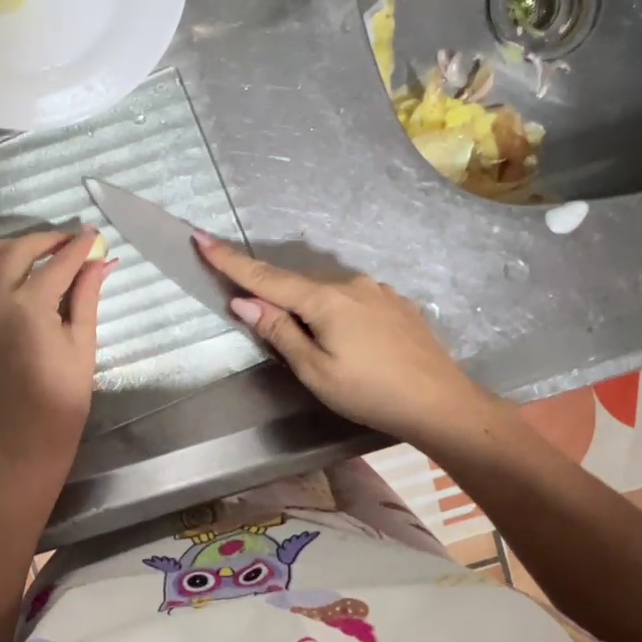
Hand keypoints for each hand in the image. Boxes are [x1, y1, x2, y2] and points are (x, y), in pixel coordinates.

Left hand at [0, 228, 115, 469]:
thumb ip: (87, 295)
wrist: (28, 434)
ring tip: (36, 253)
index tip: (93, 234)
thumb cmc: (65, 394)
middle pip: (17, 251)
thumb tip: (99, 260)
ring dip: (9, 248)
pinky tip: (12, 274)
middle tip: (69, 243)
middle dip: (45, 240)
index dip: (78, 247)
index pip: (57, 264)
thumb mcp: (83, 341)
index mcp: (28, 308)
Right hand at [194, 231, 496, 445]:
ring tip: (310, 344)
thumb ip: (279, 332)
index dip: (230, 260)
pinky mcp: (395, 304)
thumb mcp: (315, 370)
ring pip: (325, 292)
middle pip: (296, 284)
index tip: (200, 238)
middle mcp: (351, 284)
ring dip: (306, 308)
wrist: (441, 403)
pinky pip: (350, 299)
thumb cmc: (370, 393)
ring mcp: (377, 291)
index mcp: (325, 300)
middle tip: (254, 317)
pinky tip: (344, 339)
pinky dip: (332, 311)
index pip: (265, 277)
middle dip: (270, 294)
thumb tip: (244, 301)